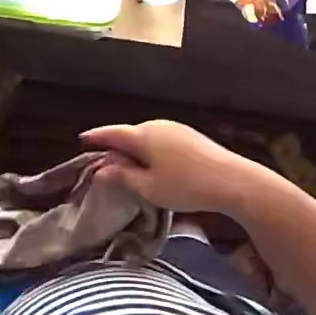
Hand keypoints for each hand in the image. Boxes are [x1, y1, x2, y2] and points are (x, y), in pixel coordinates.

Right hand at [82, 120, 282, 219]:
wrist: (233, 180)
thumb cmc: (187, 186)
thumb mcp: (149, 188)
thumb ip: (123, 177)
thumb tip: (102, 170)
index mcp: (143, 136)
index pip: (112, 133)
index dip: (96, 137)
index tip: (83, 139)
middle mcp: (158, 126)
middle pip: (130, 134)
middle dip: (117, 146)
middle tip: (105, 162)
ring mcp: (176, 129)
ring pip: (147, 137)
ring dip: (136, 149)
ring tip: (130, 167)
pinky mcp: (191, 136)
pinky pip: (162, 140)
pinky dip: (152, 150)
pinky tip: (155, 165)